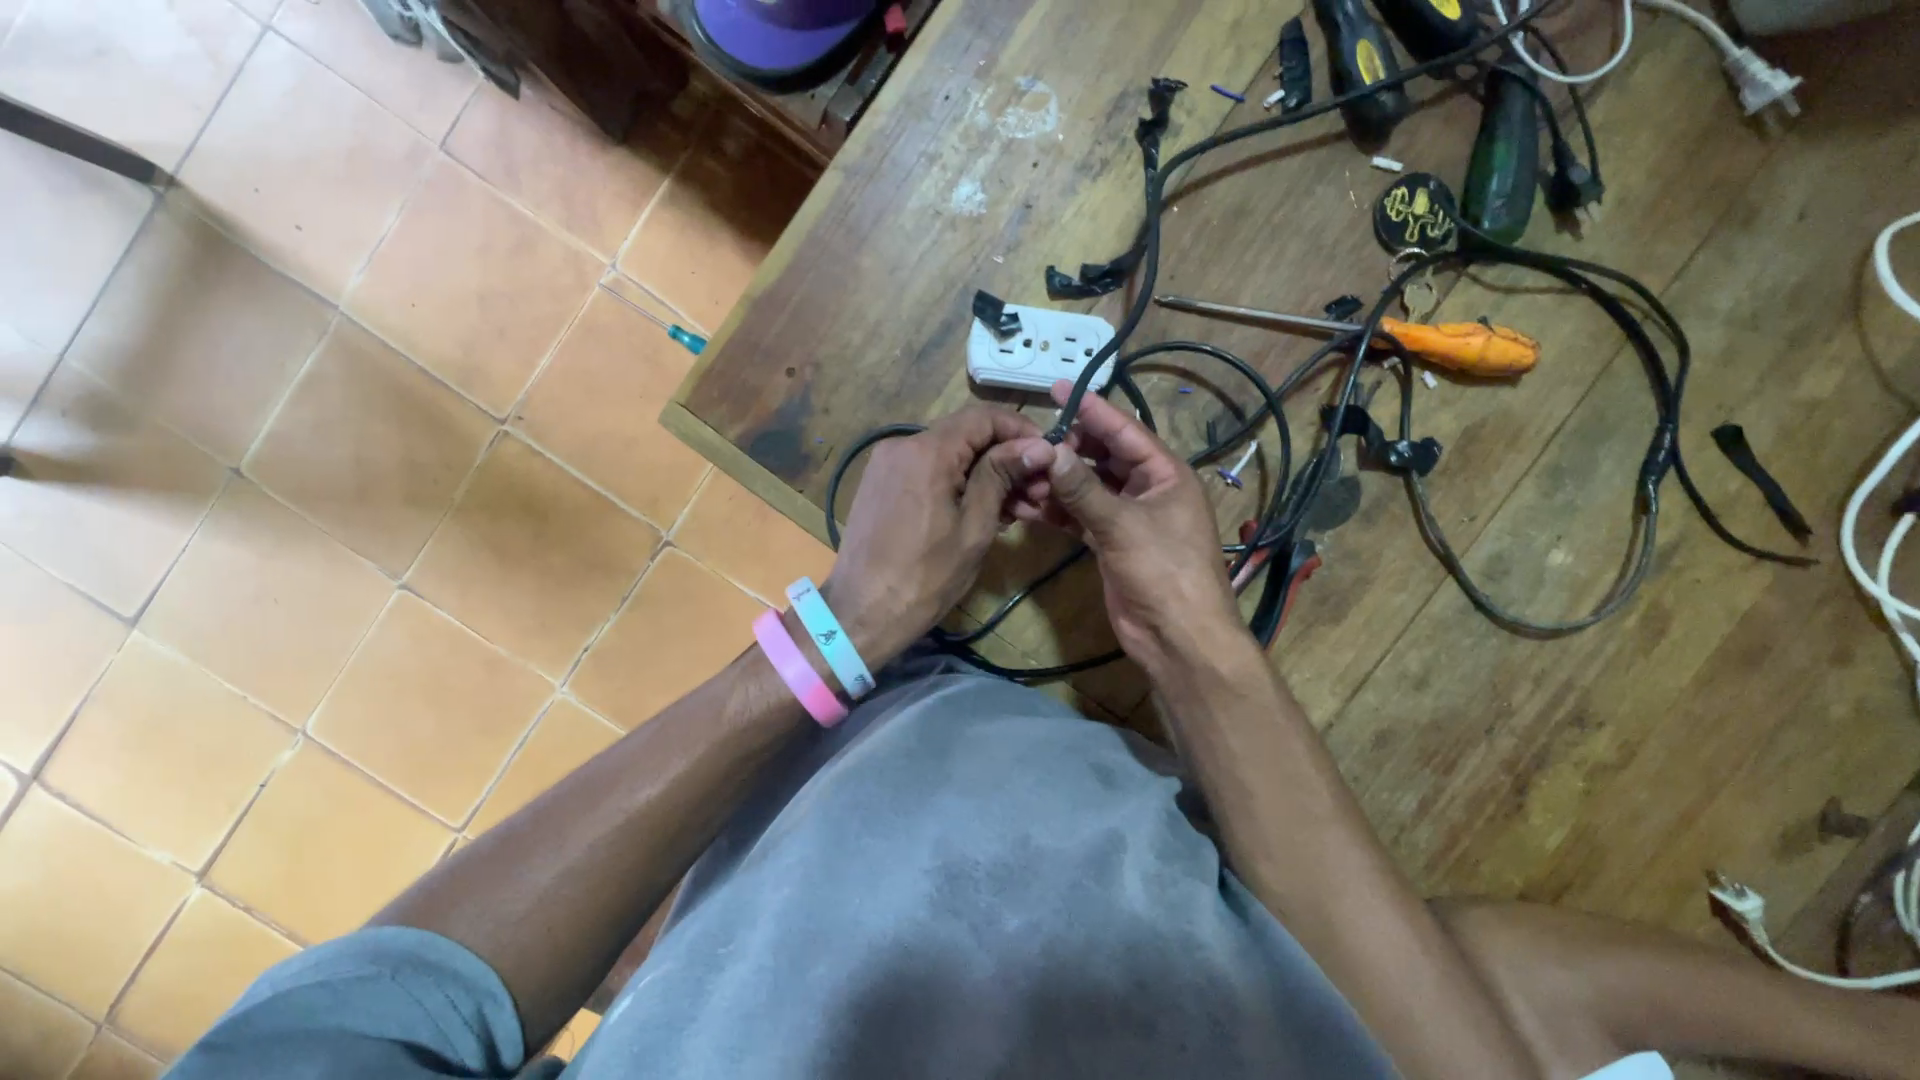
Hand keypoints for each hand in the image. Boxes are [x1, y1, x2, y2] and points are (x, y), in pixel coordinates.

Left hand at [825, 405, 1053, 669]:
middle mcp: (902, 445)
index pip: (983, 417)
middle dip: (1006, 458)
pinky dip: (958, 484)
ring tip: (1019, 510)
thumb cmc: (925, 576)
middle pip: (966, 435)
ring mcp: (887, 464)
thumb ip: (1002, 477)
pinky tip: (984, 512)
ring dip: (985, 475)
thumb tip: (1040, 445)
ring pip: (949, 455)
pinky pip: (928, 471)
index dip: (1021, 431)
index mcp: (926, 451)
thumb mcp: (974, 527)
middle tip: (1040, 492)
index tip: (1049, 456)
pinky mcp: (881, 484)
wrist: (861, 612)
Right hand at [1019, 381, 1248, 671]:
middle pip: (1103, 458)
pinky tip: (1025, 504)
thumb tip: (1050, 450)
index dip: (1093, 409)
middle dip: (1068, 450)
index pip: (1125, 432)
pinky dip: (1056, 512)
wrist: (1177, 637)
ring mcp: (1129, 519)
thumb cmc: (1163, 571)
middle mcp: (1149, 490)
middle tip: (1030, 441)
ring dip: (1056, 483)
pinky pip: (1080, 518)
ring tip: (1018, 473)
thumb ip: (1083, 488)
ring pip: (1088, 489)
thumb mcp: (1122, 524)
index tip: (1059, 389)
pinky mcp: (1111, 545)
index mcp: (1166, 474)